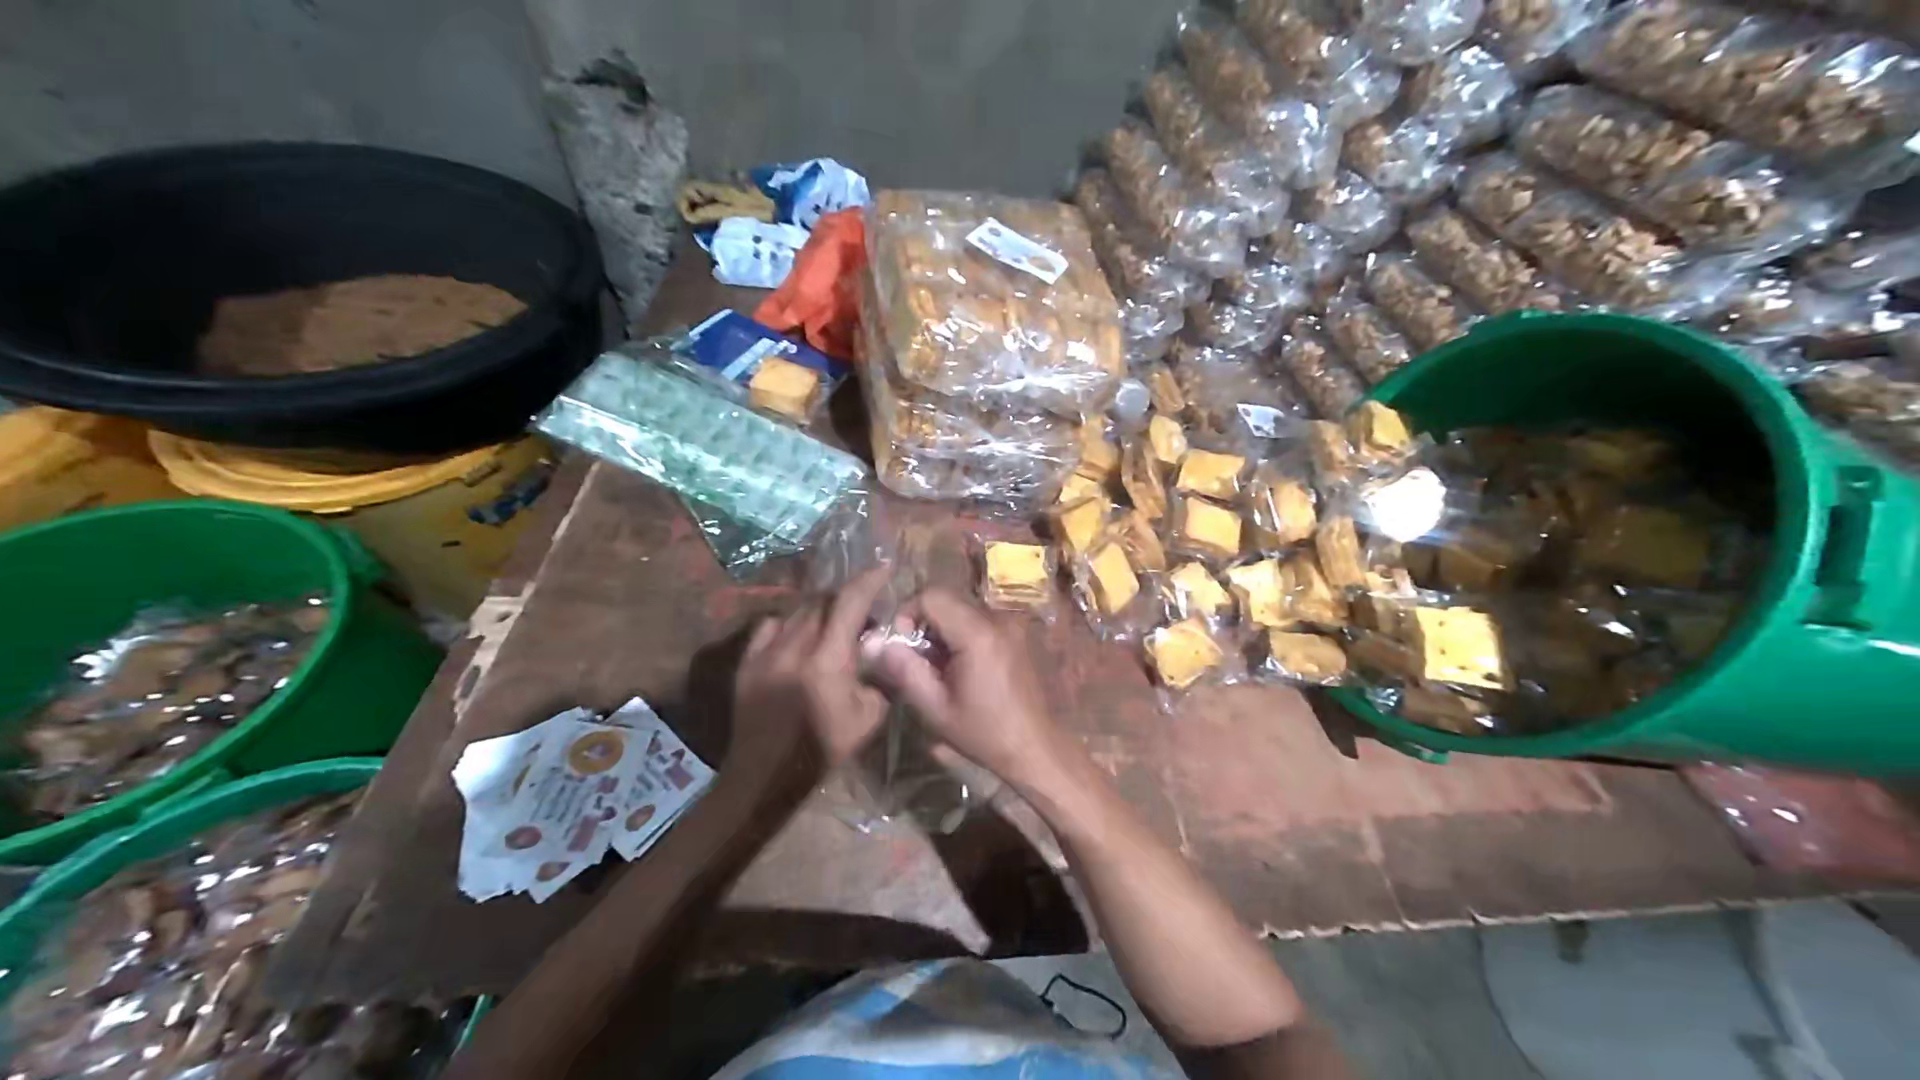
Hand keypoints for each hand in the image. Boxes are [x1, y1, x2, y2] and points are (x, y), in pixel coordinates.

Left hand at [732, 567, 892, 773]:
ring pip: (797, 611)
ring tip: (832, 623)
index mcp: (828, 659)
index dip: (869, 580)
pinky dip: (789, 623)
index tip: (884, 568)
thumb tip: (879, 651)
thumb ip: (878, 677)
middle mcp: (795, 645)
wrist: (766, 773)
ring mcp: (767, 650)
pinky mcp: (748, 660)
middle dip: (846, 597)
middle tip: (862, 609)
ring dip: (820, 609)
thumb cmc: (823, 748)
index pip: (850, 602)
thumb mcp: (868, 718)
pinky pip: (770, 626)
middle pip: (823, 601)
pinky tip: (797, 637)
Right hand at [866, 588, 1072, 790]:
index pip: (931, 595)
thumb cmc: (984, 733)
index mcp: (978, 633)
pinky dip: (964, 633)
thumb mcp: (935, 708)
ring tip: (941, 667)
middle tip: (920, 659)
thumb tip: (875, 641)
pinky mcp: (1019, 633)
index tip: (904, 645)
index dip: (908, 613)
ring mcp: (1013, 624)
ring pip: (963, 608)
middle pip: (948, 598)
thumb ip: (904, 670)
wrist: (1036, 747)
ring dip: (944, 628)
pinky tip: (964, 667)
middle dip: (925, 622)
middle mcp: (998, 618)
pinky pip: (981, 619)